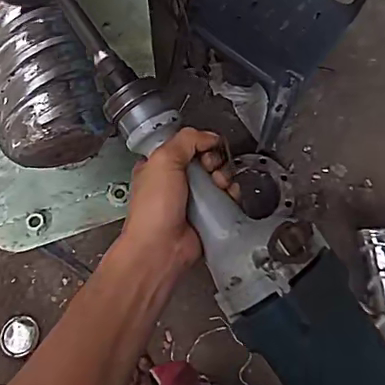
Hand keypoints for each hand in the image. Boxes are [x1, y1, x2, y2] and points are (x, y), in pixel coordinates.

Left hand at [116, 128, 230, 274]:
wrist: (161, 248)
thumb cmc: (153, 208)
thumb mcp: (163, 160)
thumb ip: (186, 140)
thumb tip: (209, 136)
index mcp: (159, 165)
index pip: (186, 143)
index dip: (199, 142)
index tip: (203, 147)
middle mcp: (176, 180)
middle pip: (207, 158)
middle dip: (214, 159)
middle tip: (209, 167)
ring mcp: (193, 198)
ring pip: (219, 176)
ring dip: (224, 176)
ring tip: (218, 184)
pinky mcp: (208, 213)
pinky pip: (227, 196)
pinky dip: (231, 193)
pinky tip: (226, 195)